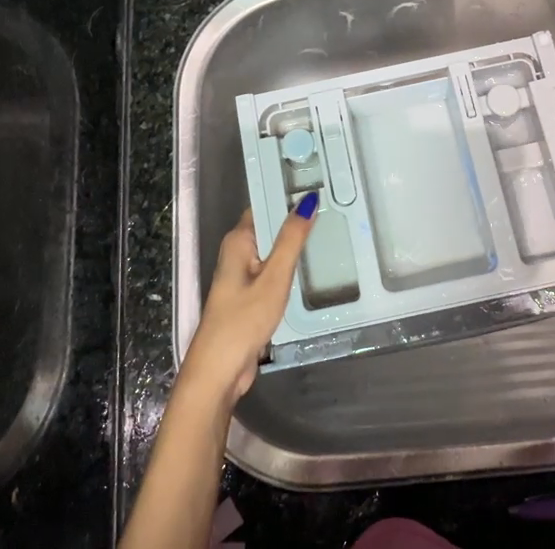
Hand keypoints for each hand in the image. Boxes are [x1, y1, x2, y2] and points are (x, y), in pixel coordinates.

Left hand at [182, 195, 315, 404]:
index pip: (264, 204)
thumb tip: (308, 200)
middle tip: (334, 207)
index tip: (318, 184)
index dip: (287, 194)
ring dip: (296, 245)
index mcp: (238, 240)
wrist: (220, 369)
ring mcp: (243, 275)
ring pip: (274, 251)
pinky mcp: (250, 296)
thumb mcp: (273, 277)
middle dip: (296, 219)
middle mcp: (238, 252)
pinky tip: (314, 268)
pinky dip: (291, 268)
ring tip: (331, 231)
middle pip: (270, 227)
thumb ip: (291, 239)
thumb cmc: (244, 319)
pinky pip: (274, 272)